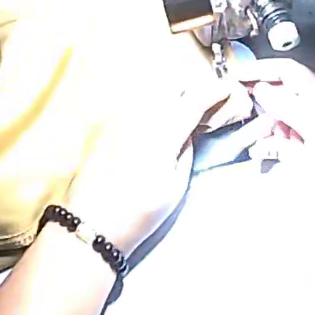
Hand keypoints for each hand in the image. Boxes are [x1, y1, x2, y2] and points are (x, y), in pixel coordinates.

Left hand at [62, 81, 213, 257]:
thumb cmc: (137, 214)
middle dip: (190, 92)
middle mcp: (138, 117)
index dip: (214, 91)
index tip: (226, 89)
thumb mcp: (175, 188)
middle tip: (202, 107)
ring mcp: (116, 119)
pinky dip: (146, 110)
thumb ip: (186, 152)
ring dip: (168, 98)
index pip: (195, 100)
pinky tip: (147, 129)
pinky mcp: (101, 126)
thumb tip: (188, 131)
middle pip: (171, 87)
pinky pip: (131, 107)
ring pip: (150, 94)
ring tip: (175, 117)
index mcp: (162, 134)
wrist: (88, 227)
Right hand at [233, 58, 314, 233]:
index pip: (289, 72)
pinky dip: (267, 146)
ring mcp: (308, 135)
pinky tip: (260, 151)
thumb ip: (288, 106)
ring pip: (276, 122)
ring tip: (255, 134)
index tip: (240, 73)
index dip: (264, 69)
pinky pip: (279, 146)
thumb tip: (263, 89)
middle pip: (279, 96)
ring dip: (263, 126)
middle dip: (260, 100)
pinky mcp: (305, 158)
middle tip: (240, 106)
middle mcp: (313, 112)